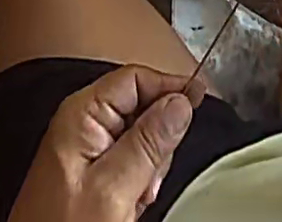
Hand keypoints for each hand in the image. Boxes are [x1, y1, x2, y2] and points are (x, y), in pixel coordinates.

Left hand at [8, 65, 203, 221]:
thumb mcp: (113, 190)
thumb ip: (148, 143)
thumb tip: (181, 102)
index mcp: (82, 113)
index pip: (136, 78)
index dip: (169, 86)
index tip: (198, 95)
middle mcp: (84, 123)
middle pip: (142, 105)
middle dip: (156, 140)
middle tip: (149, 177)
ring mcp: (88, 148)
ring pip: (142, 136)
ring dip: (149, 166)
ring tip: (134, 198)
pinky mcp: (94, 171)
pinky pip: (132, 162)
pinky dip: (139, 181)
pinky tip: (130, 203)